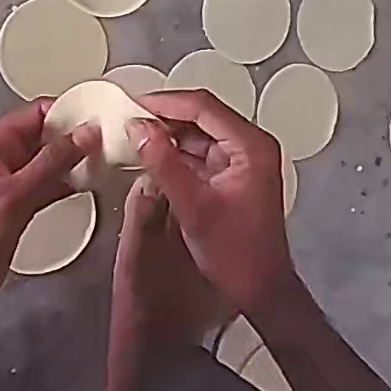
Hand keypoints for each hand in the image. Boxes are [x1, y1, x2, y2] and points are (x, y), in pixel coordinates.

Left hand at [0, 100, 98, 320]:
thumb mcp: (13, 194)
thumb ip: (51, 162)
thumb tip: (83, 134)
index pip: (39, 112)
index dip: (70, 111)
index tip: (99, 117)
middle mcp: (4, 157)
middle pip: (49, 133)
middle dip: (79, 135)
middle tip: (110, 139)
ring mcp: (15, 181)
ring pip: (55, 159)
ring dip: (79, 159)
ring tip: (107, 158)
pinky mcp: (24, 203)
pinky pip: (54, 182)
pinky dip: (73, 181)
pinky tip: (92, 182)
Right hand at [129, 90, 298, 314]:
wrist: (259, 287)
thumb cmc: (237, 253)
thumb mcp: (193, 206)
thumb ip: (164, 164)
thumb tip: (139, 129)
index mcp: (251, 146)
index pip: (204, 107)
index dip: (166, 103)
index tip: (135, 105)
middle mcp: (251, 146)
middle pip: (202, 116)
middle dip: (165, 117)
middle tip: (130, 120)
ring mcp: (242, 160)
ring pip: (199, 134)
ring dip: (169, 134)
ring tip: (135, 137)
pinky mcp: (232, 176)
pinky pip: (200, 153)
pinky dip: (176, 153)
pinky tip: (152, 157)